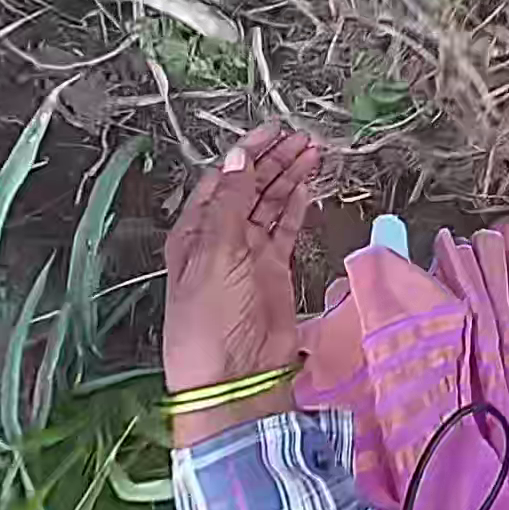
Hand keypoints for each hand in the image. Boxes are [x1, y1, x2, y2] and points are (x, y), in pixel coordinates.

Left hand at [162, 123, 319, 444]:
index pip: (224, 180)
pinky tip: (306, 187)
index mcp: (196, 231)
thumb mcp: (215, 253)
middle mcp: (222, 237)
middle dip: (274, 161)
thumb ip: (231, 203)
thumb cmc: (213, 316)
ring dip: (289, 178)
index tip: (273, 132)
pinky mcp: (274, 268)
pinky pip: (285, 228)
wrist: (237, 377)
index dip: (247, 154)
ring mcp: (250, 253)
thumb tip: (238, 157)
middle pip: (250, 188)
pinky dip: (295, 207)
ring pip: (271, 204)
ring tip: (312, 154)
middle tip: (301, 139)